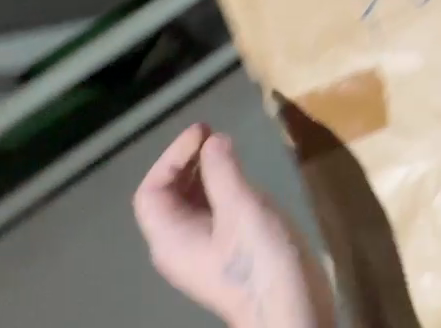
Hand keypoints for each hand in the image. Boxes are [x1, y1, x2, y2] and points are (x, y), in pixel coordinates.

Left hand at [133, 124, 335, 327]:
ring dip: (202, 173)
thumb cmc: (259, 260)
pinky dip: (219, 187)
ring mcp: (203, 252)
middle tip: (214, 132)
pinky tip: (242, 177)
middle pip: (167, 198)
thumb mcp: (243, 208)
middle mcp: (179, 246)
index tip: (204, 130)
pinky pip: (211, 213)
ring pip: (190, 205)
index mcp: (170, 239)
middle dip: (185, 162)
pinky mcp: (226, 253)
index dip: (172, 157)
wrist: (289, 310)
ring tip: (227, 146)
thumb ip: (223, 172)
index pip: (152, 192)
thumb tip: (213, 142)